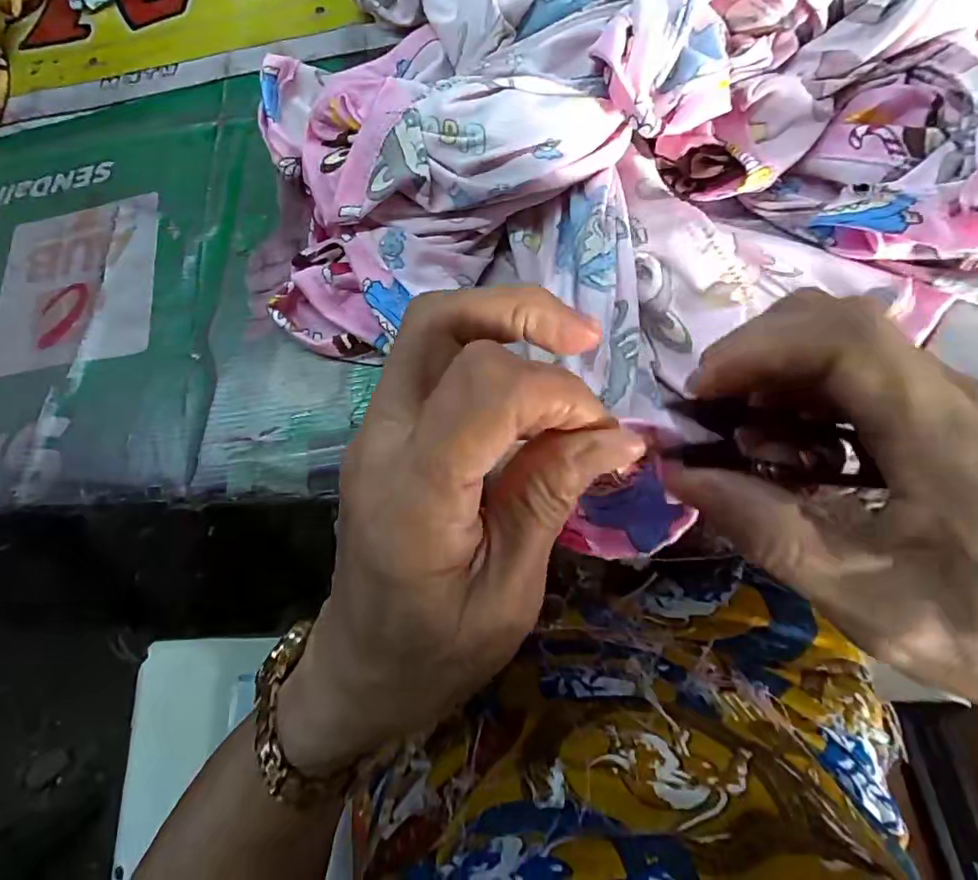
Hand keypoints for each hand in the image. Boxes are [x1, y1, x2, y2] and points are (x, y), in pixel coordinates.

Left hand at [277, 287, 646, 773]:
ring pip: (428, 329)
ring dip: (501, 320)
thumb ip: (550, 498)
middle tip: (585, 340)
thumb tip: (618, 434)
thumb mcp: (508, 594)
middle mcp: (381, 438)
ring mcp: (373, 427)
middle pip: (436, 322)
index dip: (557, 393)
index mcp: (413, 490)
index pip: (483, 389)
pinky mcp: (382, 429)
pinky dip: (486, 351)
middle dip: (519, 311)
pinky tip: (529, 389)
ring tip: (566, 353)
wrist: (359, 666)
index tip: (603, 431)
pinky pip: (430, 361)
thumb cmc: (433, 652)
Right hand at [662, 291, 977, 875]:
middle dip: (757, 352)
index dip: (757, 349)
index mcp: (952, 438)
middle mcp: (963, 400)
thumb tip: (674, 472)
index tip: (700, 392)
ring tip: (744, 434)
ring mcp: (964, 405)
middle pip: (842, 321)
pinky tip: (793, 449)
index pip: (845, 338)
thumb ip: (756, 523)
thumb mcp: (852, 592)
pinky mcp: (956, 420)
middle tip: (711, 407)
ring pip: (850, 341)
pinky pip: (866, 376)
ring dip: (779, 373)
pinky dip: (807, 394)